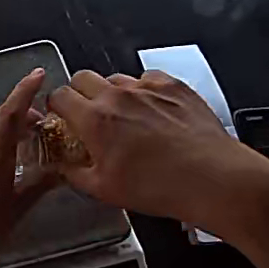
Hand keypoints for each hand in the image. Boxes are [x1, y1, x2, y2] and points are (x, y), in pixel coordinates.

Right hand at [48, 69, 268, 234]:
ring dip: (111, 93)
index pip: (59, 95)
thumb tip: (65, 168)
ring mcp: (147, 88)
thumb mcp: (104, 190)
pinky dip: (143, 90)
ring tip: (123, 116)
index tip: (61, 116)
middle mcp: (118, 96)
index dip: (56, 106)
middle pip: (82, 77)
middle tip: (87, 114)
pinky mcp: (173, 87)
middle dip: (79, 93)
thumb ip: (75, 173)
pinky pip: (147, 78)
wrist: (213, 179)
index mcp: (95, 120)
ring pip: (115, 78)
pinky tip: (150, 110)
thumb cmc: (162, 186)